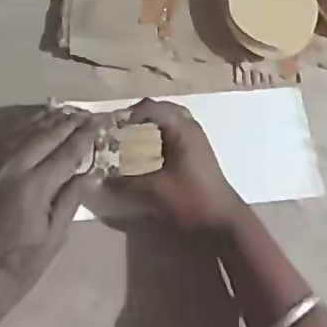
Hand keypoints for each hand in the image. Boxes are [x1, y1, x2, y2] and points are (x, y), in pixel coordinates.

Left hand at [0, 109, 103, 321]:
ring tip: (69, 111)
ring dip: (50, 119)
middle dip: (72, 121)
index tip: (104, 120)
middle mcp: (15, 167)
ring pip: (27, 130)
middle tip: (91, 113)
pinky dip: (27, 126)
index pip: (68, 150)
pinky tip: (37, 122)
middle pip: (48, 134)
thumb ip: (71, 199)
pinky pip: (9, 138)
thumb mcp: (52, 239)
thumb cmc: (18, 268)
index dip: (88, 133)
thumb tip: (93, 172)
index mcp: (35, 186)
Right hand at [118, 99, 248, 233]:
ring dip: (150, 125)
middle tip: (121, 133)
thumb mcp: (154, 191)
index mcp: (181, 128)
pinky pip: (174, 130)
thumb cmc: (191, 200)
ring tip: (132, 140)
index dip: (129, 115)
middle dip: (139, 118)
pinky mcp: (197, 148)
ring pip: (168, 118)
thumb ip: (127, 181)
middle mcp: (190, 125)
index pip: (150, 107)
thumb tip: (103, 177)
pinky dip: (159, 133)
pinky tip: (148, 151)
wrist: (223, 219)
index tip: (112, 130)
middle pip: (160, 108)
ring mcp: (196, 136)